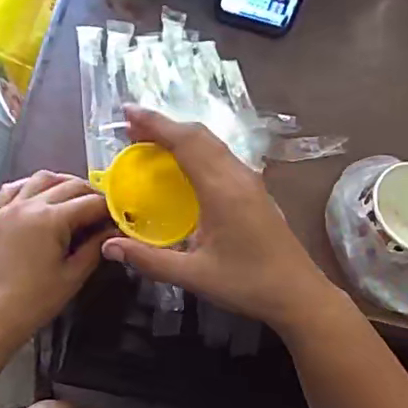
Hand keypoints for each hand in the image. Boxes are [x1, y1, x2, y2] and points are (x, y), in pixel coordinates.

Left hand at [0, 171, 111, 348]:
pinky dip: (32, 186)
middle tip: (104, 209)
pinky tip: (42, 197)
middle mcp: (29, 204)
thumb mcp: (74, 274)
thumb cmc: (39, 299)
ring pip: (41, 178)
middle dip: (91, 194)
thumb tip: (113, 229)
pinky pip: (14, 188)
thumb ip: (95, 246)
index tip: (120, 217)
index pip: (90, 202)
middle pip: (68, 186)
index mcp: (51, 219)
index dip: (109, 208)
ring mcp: (9, 207)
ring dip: (63, 183)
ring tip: (76, 198)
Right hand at [101, 107, 339, 330]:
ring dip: (182, 137)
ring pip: (214, 145)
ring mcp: (251, 183)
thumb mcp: (194, 275)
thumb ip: (150, 260)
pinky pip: (222, 158)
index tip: (127, 113)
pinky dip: (198, 152)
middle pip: (200, 136)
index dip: (155, 124)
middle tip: (132, 128)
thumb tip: (109, 247)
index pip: (185, 142)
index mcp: (222, 190)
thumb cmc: (248, 284)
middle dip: (165, 126)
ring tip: (153, 143)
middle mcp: (238, 177)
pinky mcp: (257, 193)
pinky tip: (185, 168)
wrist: (299, 294)